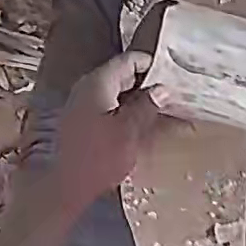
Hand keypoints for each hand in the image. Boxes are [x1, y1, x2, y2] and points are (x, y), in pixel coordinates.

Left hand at [34, 51, 166, 215]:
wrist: (68, 184)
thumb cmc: (100, 156)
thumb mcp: (129, 130)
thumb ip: (146, 106)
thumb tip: (163, 88)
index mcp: (97, 83)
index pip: (127, 61)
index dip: (151, 63)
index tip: (175, 70)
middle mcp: (87, 87)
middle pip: (122, 76)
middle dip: (149, 82)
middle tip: (177, 90)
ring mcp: (83, 104)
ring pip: (117, 93)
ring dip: (140, 98)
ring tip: (168, 107)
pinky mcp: (83, 120)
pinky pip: (110, 106)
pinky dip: (128, 110)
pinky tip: (146, 122)